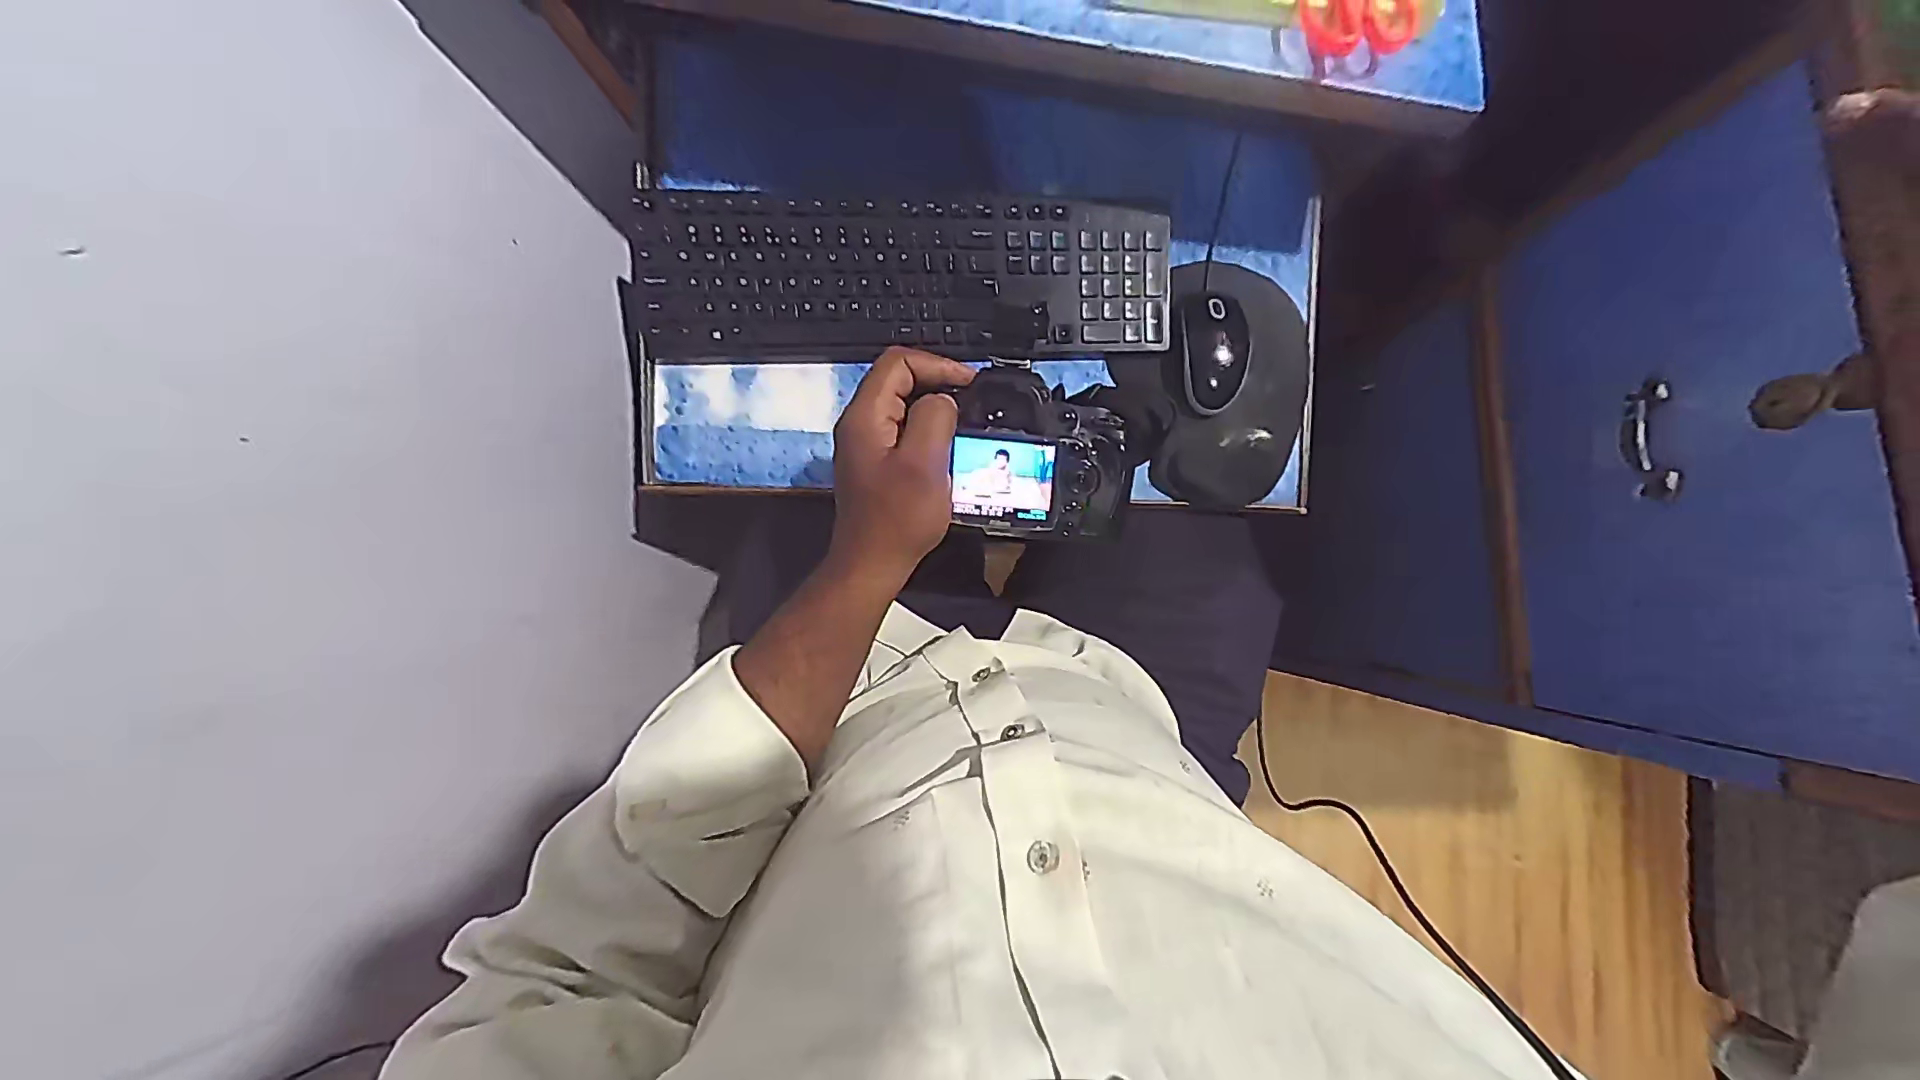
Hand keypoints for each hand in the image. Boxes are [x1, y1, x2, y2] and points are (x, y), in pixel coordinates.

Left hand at [828, 348, 975, 586]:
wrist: (873, 563)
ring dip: (935, 406)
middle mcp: (859, 424)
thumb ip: (935, 418)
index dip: (937, 365)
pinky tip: (949, 444)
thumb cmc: (897, 520)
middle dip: (938, 382)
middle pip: (898, 380)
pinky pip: (903, 429)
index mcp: (865, 417)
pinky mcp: (876, 461)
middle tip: (972, 399)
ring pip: (903, 405)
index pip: (898, 363)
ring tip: (966, 420)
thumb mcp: (924, 463)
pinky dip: (928, 428)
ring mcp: (866, 443)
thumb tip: (944, 401)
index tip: (969, 383)